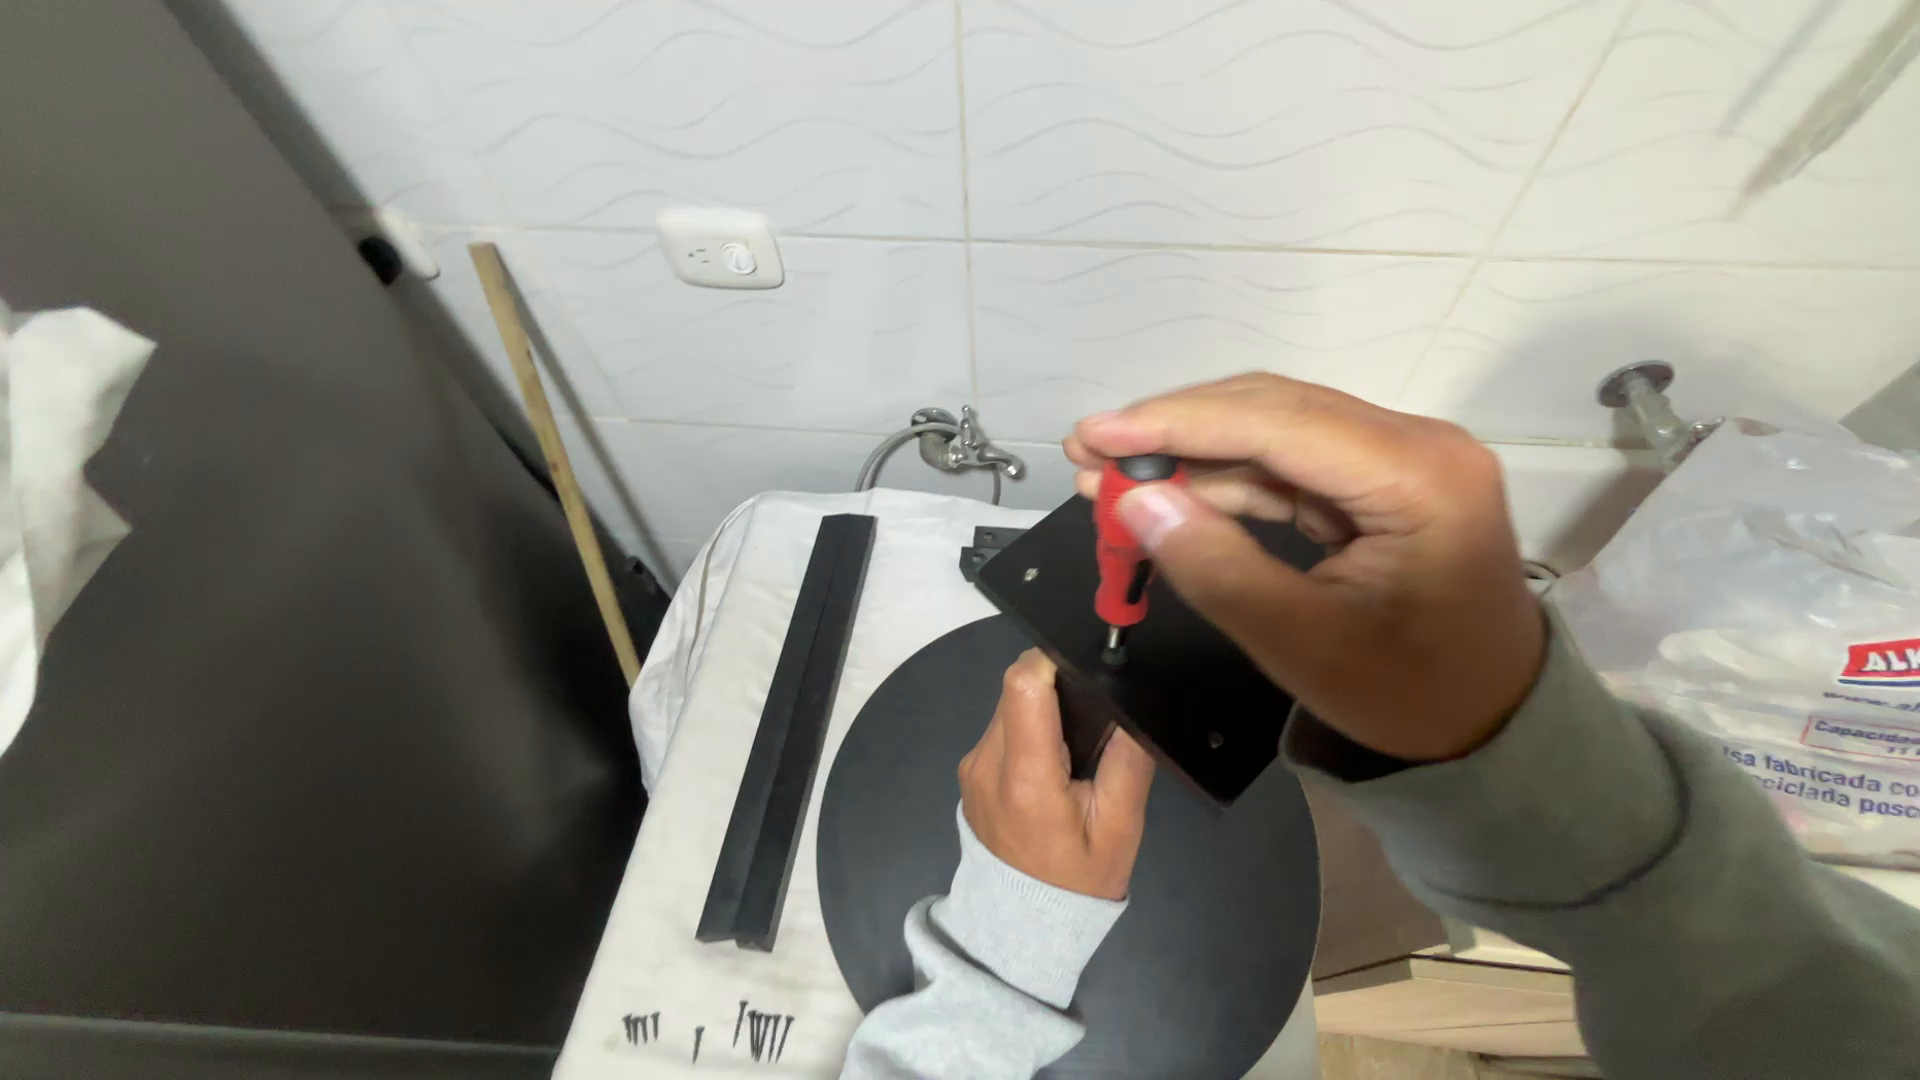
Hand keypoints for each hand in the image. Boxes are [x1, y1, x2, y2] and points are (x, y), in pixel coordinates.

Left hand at [958, 649, 1155, 900]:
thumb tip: (1130, 705)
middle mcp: (986, 762)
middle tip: (1094, 712)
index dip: (1052, 661)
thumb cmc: (1077, 880)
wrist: (1020, 924)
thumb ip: (1127, 762)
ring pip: (1007, 705)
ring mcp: (972, 766)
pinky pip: (1000, 728)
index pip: (1023, 686)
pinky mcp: (969, 770)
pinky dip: (1028, 728)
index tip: (1085, 665)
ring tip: (1078, 741)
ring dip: (1041, 708)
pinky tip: (1054, 757)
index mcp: (1025, 777)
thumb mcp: (1118, 828)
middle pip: (1016, 690)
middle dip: (1055, 687)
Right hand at [1066, 374, 1544, 762]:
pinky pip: (1279, 464)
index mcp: (1417, 477)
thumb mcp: (1301, 643)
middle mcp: (1412, 444)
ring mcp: (1393, 458)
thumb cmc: (1407, 696)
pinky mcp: (1371, 480)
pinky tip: (1162, 493)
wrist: (1485, 726)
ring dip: (1185, 452)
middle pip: (1268, 410)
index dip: (1174, 423)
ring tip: (1106, 475)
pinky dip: (1216, 478)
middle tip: (1086, 447)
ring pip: (1267, 431)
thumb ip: (1216, 568)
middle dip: (1170, 428)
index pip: (1275, 423)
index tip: (1092, 432)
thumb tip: (1135, 501)